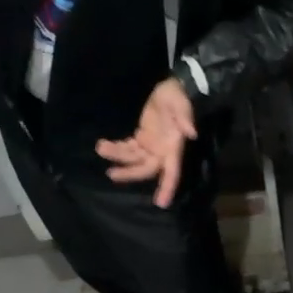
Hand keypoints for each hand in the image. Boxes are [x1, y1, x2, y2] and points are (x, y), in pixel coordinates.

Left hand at [95, 79, 197, 207]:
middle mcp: (162, 151)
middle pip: (146, 169)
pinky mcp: (142, 137)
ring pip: (134, 159)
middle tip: (111, 173)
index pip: (172, 173)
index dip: (167, 188)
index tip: (160, 204)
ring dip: (118, 157)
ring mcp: (151, 145)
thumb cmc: (178, 98)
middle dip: (130, 173)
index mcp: (173, 148)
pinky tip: (106, 145)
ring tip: (101, 148)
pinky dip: (118, 149)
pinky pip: (129, 148)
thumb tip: (191, 133)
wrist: (173, 88)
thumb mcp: (181, 105)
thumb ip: (185, 118)